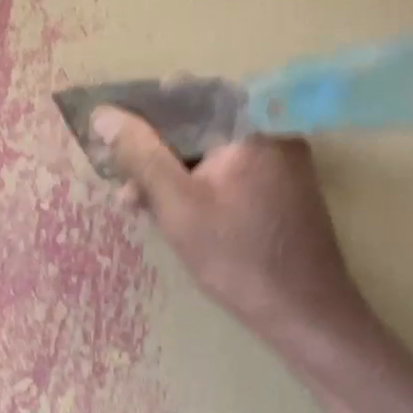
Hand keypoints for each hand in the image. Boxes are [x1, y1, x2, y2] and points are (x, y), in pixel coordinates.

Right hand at [92, 107, 367, 339]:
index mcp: (252, 127)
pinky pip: (225, 170)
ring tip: (134, 201)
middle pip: (197, 122)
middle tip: (120, 174)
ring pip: (208, 150)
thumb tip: (104, 114)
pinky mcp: (278, 188)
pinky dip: (194, 183)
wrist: (307, 318)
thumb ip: (139, 152)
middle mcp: (271, 134)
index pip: (188, 93)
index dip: (144, 108)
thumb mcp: (176, 202)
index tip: (112, 130)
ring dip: (169, 169)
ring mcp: (278, 162)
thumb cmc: (238, 256)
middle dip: (153, 147)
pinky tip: (166, 211)